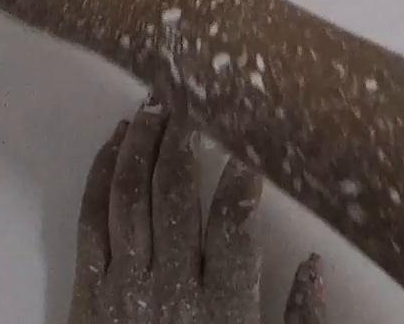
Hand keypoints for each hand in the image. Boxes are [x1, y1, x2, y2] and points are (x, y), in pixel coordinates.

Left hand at [68, 104, 264, 323]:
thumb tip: (316, 265)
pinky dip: (101, 172)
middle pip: (175, 199)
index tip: (247, 153)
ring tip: (152, 106)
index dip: (240, 188)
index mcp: (221, 315)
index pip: (233, 234)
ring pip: (130, 196)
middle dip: (182, 143)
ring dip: (141, 144)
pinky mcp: (87, 285)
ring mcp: (123, 284)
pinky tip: (114, 141)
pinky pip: (90, 217)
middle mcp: (170, 291)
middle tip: (189, 101)